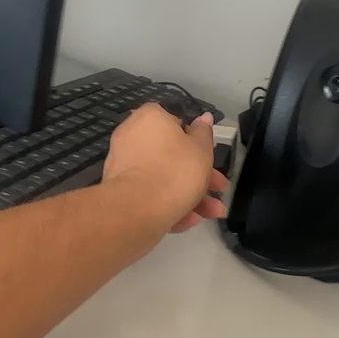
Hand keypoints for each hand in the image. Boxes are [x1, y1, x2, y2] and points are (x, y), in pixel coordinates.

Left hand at [101, 104, 227, 233]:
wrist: (138, 209)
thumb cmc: (175, 170)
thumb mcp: (201, 149)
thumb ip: (204, 133)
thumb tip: (204, 117)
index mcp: (149, 118)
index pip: (177, 123)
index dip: (197, 143)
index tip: (209, 159)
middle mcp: (132, 136)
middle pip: (172, 155)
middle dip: (199, 175)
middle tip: (218, 189)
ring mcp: (123, 164)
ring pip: (162, 176)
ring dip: (189, 194)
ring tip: (210, 213)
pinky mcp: (120, 189)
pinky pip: (149, 193)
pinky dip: (168, 203)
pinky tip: (188, 220)